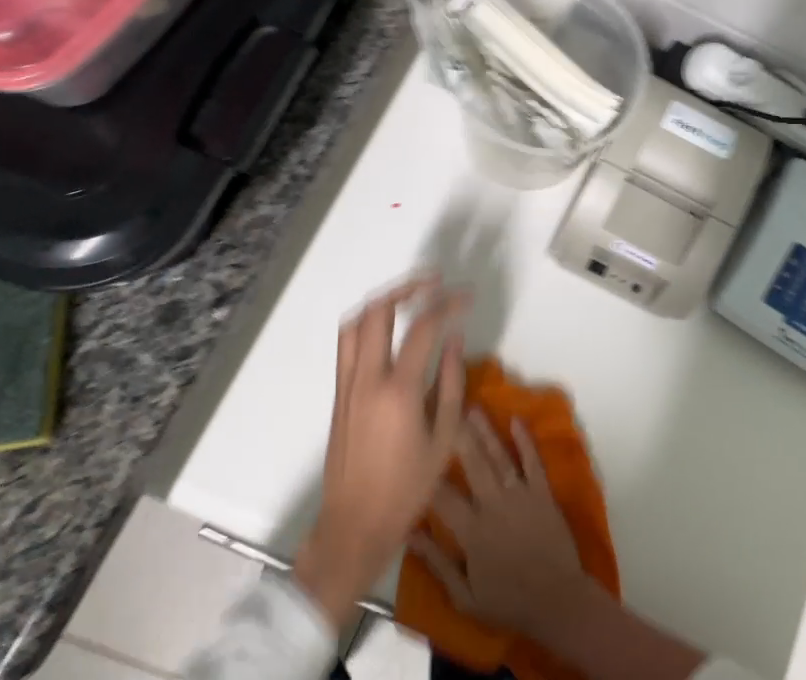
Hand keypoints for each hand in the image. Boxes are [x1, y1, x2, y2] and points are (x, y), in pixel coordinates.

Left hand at [293, 276, 467, 625]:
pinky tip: (389, 329)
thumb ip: (451, 384)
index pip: (423, 328)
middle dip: (407, 288)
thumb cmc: (407, 488)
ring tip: (408, 297)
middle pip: (378, 312)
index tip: (467, 296)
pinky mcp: (338, 395)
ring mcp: (346, 385)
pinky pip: (347, 345)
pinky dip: (367, 324)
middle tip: (434, 282)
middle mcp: (366, 379)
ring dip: (381, 302)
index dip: (447, 304)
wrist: (354, 523)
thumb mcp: (444, 439)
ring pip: (354, 323)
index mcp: (398, 391)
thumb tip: (454, 341)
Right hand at [409, 411, 597, 640]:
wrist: (557, 601)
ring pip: (500, 458)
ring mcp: (521, 497)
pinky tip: (517, 420)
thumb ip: (436, 562)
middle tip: (444, 408)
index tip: (414, 448)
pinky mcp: (544, 495)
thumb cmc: (508, 602)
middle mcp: (494, 505)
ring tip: (472, 408)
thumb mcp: (463, 595)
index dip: (426, 474)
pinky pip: (534, 463)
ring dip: (486, 432)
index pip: (442, 496)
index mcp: (472, 530)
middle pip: (472, 465)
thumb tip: (409, 534)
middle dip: (457, 436)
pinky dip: (525, 441)